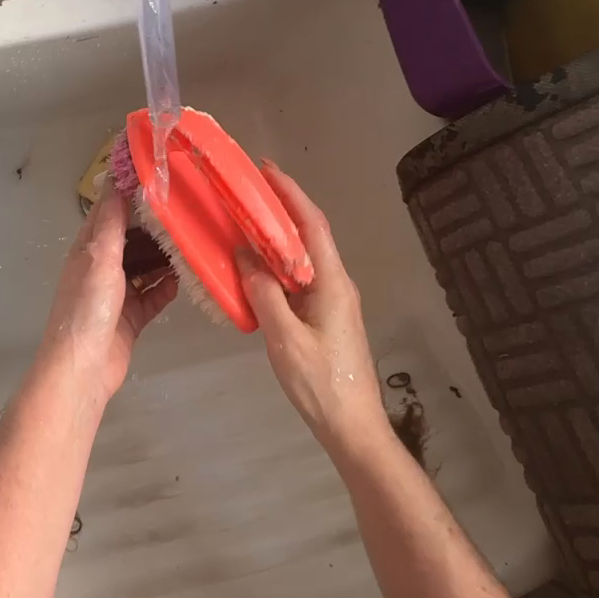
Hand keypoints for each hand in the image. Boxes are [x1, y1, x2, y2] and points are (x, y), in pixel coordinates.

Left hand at [38, 185, 177, 404]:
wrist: (84, 368)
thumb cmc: (88, 306)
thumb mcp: (100, 256)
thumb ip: (111, 221)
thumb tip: (116, 179)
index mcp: (88, 249)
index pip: (110, 212)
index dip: (131, 195)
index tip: (161, 179)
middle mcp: (101, 267)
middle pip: (131, 240)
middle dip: (155, 228)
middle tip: (188, 214)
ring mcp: (116, 294)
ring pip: (144, 267)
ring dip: (164, 257)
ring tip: (193, 243)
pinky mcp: (131, 318)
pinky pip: (152, 295)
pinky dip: (166, 287)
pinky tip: (184, 279)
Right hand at [237, 164, 385, 457]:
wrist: (353, 428)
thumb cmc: (321, 383)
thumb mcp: (284, 338)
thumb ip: (264, 294)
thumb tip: (245, 255)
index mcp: (333, 283)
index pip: (311, 225)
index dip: (290, 193)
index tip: (266, 169)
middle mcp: (337, 284)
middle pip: (309, 235)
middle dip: (281, 207)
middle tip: (247, 190)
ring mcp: (333, 301)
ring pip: (304, 257)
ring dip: (277, 236)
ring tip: (245, 220)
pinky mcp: (326, 317)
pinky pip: (299, 279)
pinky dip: (277, 264)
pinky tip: (256, 268)